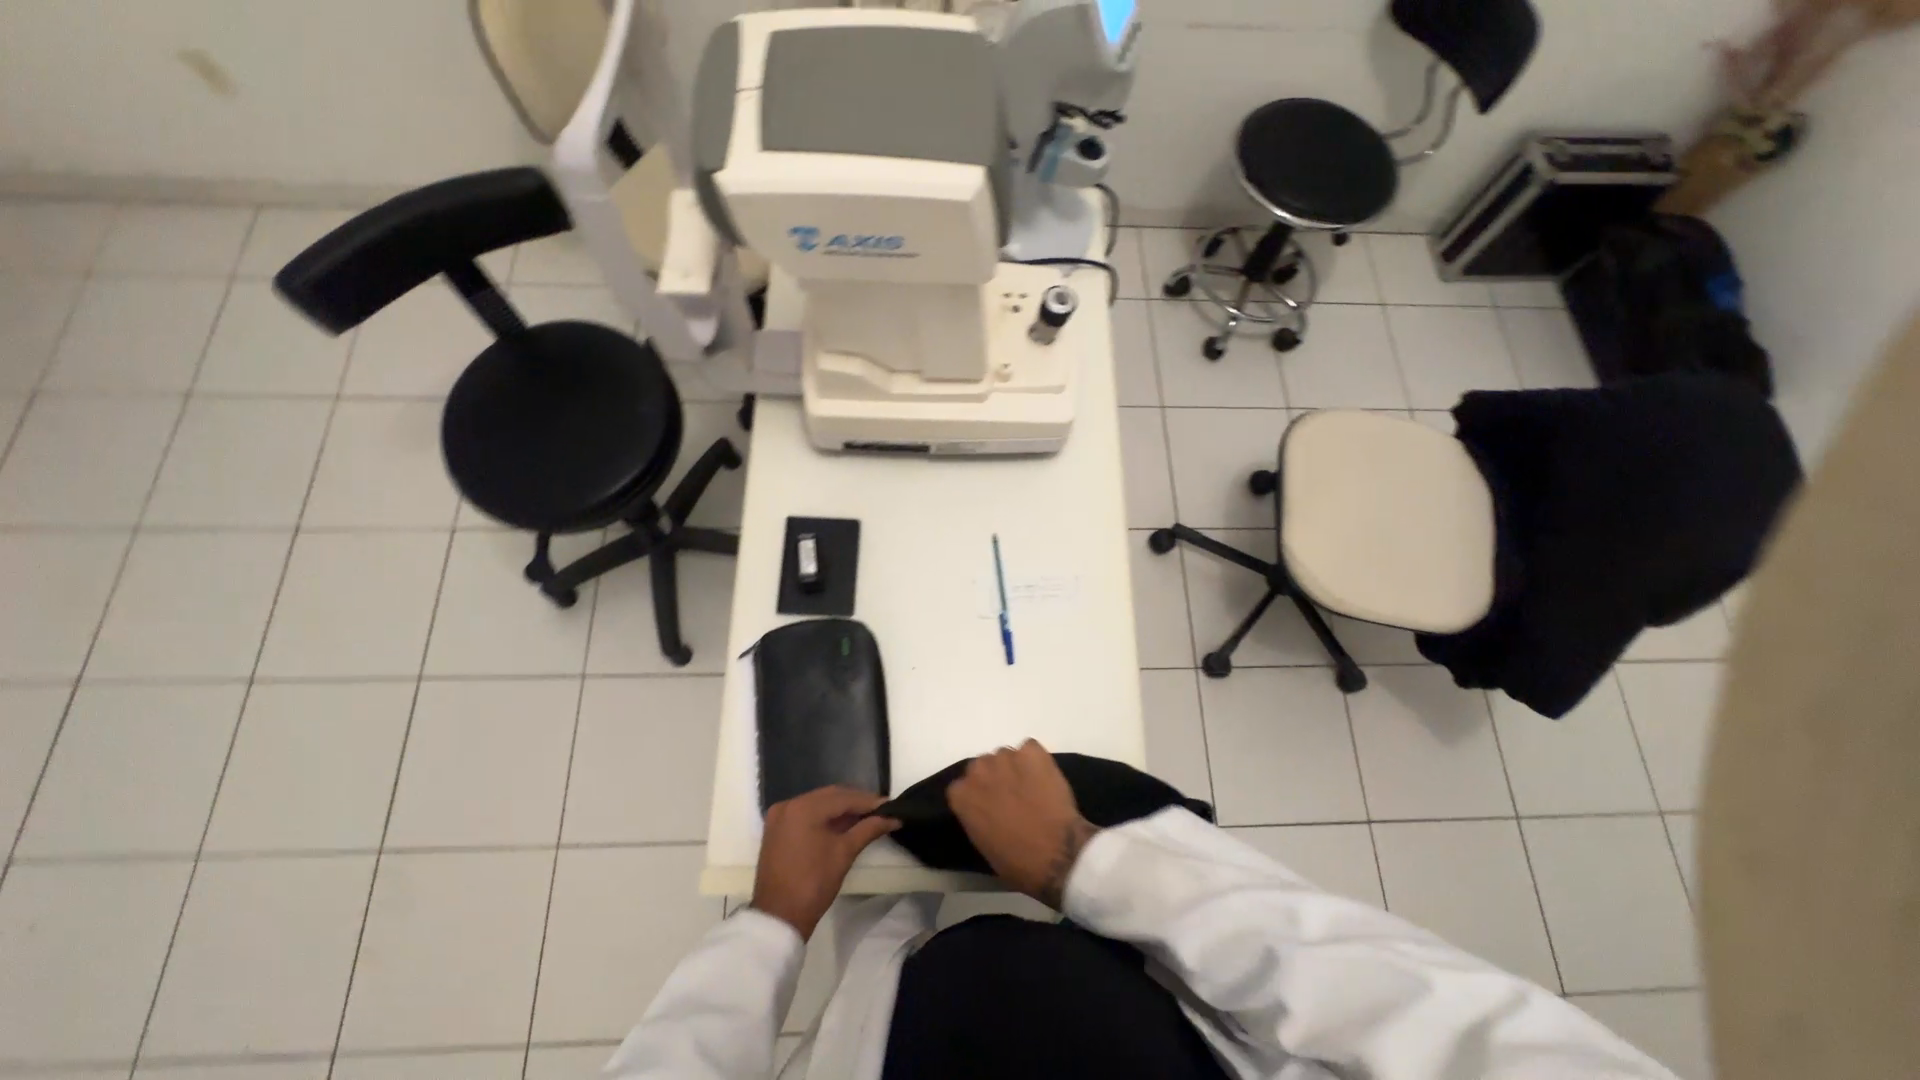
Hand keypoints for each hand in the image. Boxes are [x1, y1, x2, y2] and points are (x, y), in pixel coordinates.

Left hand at [752, 787, 898, 940]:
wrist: (779, 916)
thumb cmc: (814, 883)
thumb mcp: (844, 853)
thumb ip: (869, 829)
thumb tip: (893, 817)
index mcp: (803, 808)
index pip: (843, 797)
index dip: (869, 801)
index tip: (892, 805)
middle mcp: (788, 804)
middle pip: (830, 796)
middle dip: (856, 802)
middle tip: (882, 811)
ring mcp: (780, 816)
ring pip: (818, 804)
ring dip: (842, 809)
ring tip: (868, 817)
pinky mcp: (777, 829)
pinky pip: (806, 814)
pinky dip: (825, 817)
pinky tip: (844, 824)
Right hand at [946, 740, 1098, 908]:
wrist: (1057, 853)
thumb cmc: (1016, 860)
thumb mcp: (982, 842)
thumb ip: (976, 816)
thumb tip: (985, 808)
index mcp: (961, 794)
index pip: (963, 787)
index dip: (979, 796)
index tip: (991, 808)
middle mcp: (978, 769)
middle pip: (983, 767)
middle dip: (995, 779)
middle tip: (1012, 797)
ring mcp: (1006, 757)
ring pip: (1007, 757)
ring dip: (1016, 769)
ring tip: (1033, 788)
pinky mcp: (1032, 751)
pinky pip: (1030, 749)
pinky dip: (1036, 761)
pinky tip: (1045, 778)